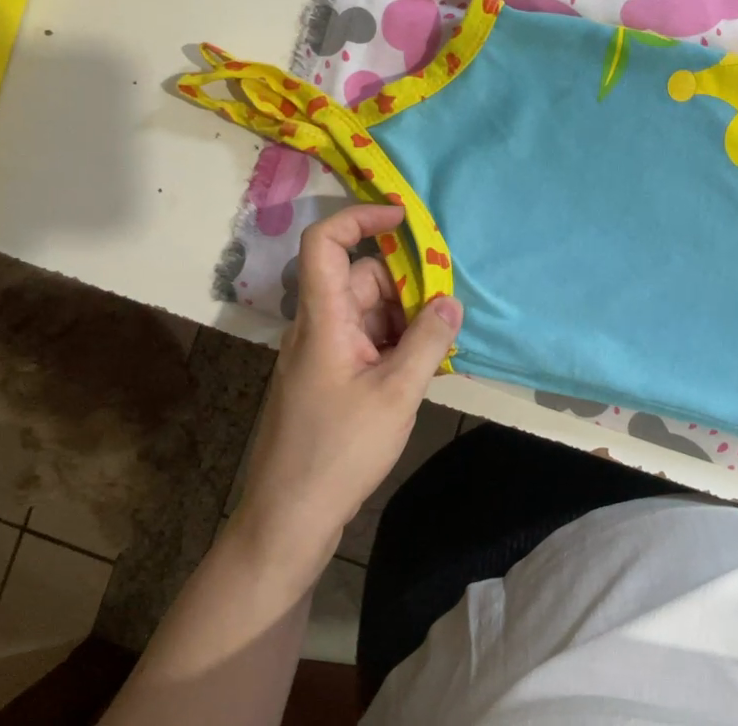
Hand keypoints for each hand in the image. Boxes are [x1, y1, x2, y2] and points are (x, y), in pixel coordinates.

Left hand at [228, 205, 462, 560]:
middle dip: (405, 290)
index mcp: (322, 320)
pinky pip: (363, 343)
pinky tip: (418, 373)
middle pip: (359, 281)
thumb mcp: (396, 394)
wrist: (288, 518)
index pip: (325, 243)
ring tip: (437, 353)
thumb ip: (427, 342)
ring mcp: (319, 356)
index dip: (360, 219)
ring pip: (366, 314)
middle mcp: (316, 329)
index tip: (404, 220)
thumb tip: (450, 301)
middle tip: (445, 318)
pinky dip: (392, 347)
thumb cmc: (339, 451)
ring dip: (403, 322)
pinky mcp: (326, 382)